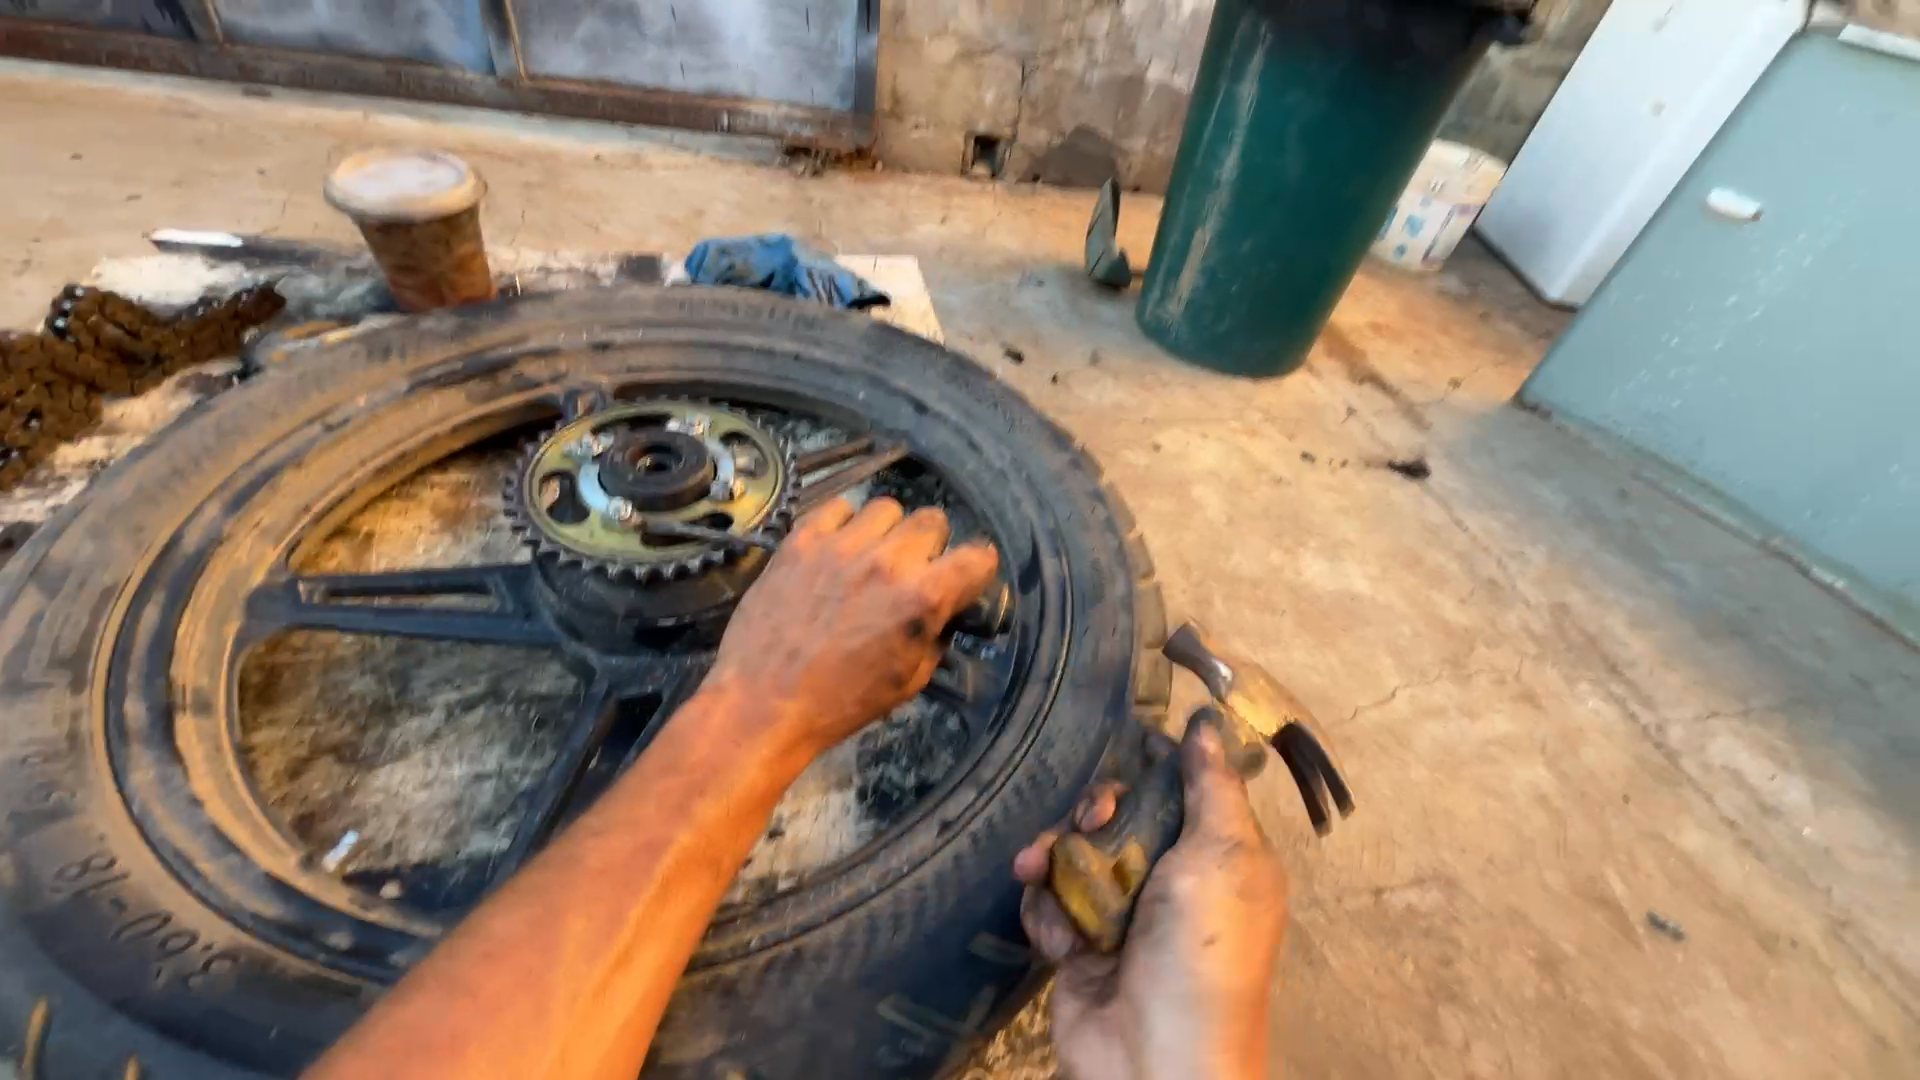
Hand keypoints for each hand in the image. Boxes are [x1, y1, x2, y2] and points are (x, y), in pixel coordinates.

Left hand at [706, 496, 999, 760]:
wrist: (764, 703)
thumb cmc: (842, 702)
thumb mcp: (909, 680)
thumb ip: (936, 636)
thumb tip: (944, 611)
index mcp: (922, 599)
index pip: (978, 556)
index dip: (977, 567)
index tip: (967, 576)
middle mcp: (888, 561)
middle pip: (932, 520)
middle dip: (930, 545)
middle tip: (912, 570)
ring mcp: (841, 545)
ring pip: (887, 507)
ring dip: (888, 531)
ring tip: (871, 556)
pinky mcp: (801, 539)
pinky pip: (838, 507)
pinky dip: (845, 523)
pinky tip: (836, 549)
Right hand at [1013, 717, 1287, 1079]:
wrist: (1151, 1060)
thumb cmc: (1199, 947)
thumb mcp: (1222, 856)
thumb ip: (1211, 786)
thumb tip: (1208, 721)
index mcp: (1215, 856)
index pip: (1177, 788)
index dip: (1150, 770)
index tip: (1132, 757)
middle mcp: (1169, 877)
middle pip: (1118, 814)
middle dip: (1096, 812)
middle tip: (1092, 823)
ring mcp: (1121, 911)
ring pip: (1074, 850)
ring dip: (1053, 857)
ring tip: (1039, 870)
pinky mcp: (1079, 941)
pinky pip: (1050, 898)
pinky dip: (1047, 911)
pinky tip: (1056, 935)